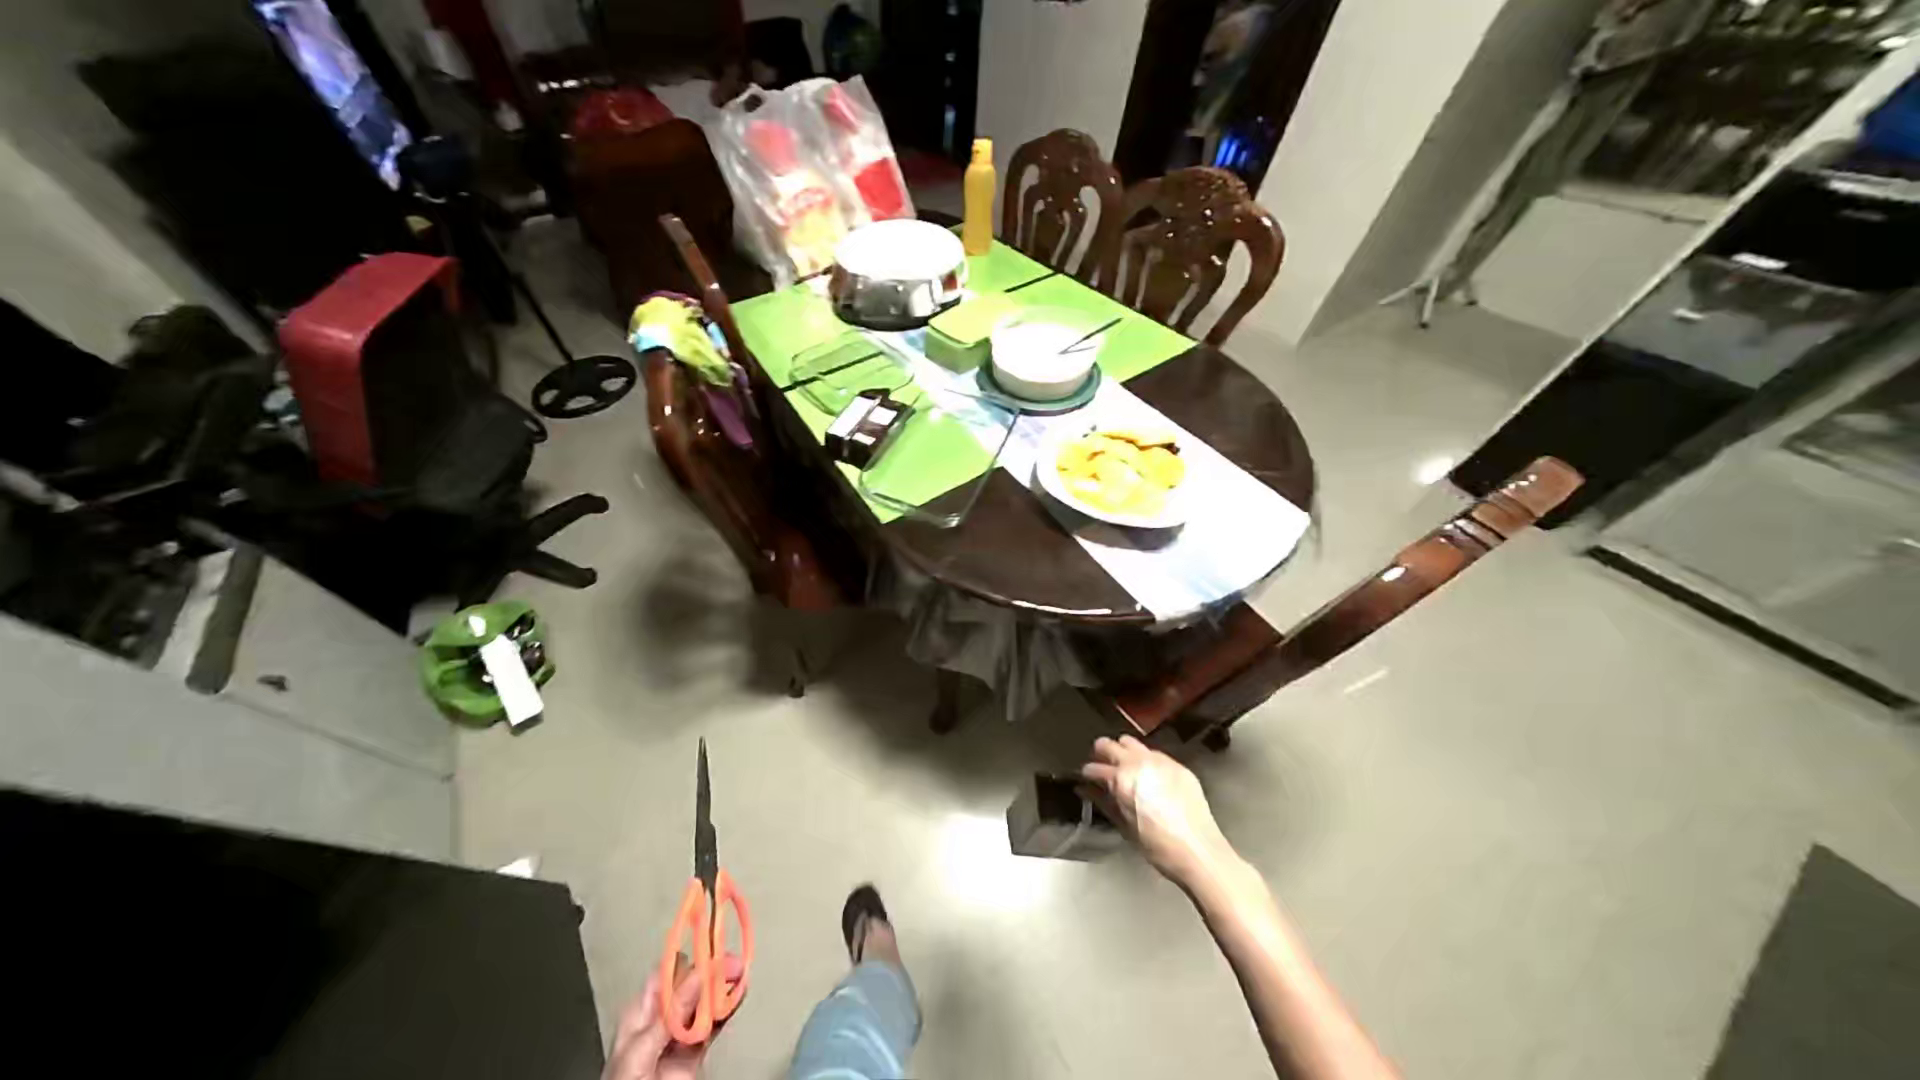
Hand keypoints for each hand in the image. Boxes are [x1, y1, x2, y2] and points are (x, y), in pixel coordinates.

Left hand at [602, 953, 744, 1079]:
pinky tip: (740, 994)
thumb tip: (700, 974)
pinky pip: (714, 1024)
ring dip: (724, 987)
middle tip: (734, 964)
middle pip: (690, 985)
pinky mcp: (696, 1052)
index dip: (688, 961)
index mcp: (641, 1012)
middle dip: (712, 972)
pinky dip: (728, 1009)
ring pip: (705, 1001)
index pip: (665, 975)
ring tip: (741, 974)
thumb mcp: (641, 1051)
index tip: (710, 953)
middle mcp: (662, 1018)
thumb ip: (670, 1015)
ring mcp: (681, 1034)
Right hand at [1080, 735, 1235, 888]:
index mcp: (1121, 779)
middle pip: (1108, 744)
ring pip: (1131, 742)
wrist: (1199, 852)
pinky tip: (1148, 777)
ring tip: (1124, 768)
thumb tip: (1085, 790)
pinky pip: (1154, 753)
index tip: (1087, 779)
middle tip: (1102, 768)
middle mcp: (1138, 763)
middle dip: (1101, 754)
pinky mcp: (1177, 765)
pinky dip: (1145, 760)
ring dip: (1123, 752)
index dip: (1087, 774)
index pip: (1093, 768)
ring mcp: (1160, 761)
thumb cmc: (1158, 846)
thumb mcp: (1124, 826)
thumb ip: (1103, 802)